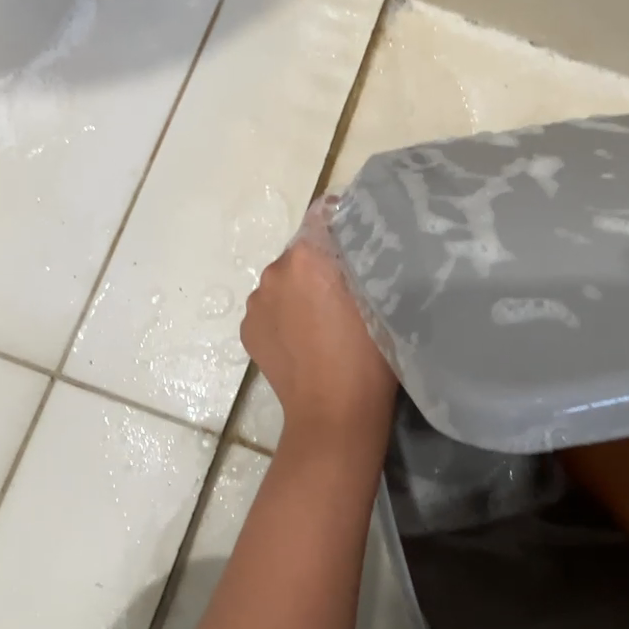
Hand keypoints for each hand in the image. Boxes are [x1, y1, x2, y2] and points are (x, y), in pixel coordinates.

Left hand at [242, 198, 398, 455]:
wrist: (334, 412)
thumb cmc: (369, 354)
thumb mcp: (380, 295)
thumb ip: (364, 260)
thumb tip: (356, 240)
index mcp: (308, 255)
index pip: (324, 217)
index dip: (344, 227)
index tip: (360, 246)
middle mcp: (275, 270)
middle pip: (303, 253)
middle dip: (322, 265)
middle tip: (347, 294)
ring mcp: (257, 302)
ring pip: (284, 283)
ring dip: (300, 292)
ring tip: (325, 323)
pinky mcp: (248, 329)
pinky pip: (270, 309)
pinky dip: (284, 317)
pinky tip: (305, 341)